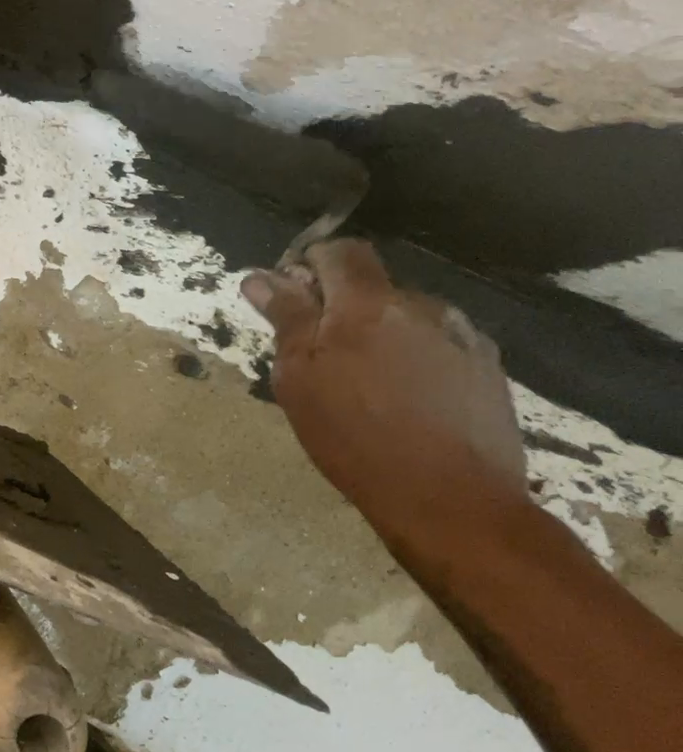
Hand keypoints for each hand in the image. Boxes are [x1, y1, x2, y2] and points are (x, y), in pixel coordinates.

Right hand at [240, 239, 527, 534]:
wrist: (452, 500)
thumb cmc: (354, 435)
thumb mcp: (299, 377)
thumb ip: (287, 319)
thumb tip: (263, 278)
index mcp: (369, 304)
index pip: (341, 251)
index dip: (310, 264)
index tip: (291, 298)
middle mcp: (422, 307)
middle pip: (372, 286)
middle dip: (341, 306)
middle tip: (318, 354)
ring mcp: (462, 338)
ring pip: (405, 317)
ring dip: (379, 333)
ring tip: (364, 383)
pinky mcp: (488, 370)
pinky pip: (437, 344)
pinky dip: (413, 358)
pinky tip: (404, 399)